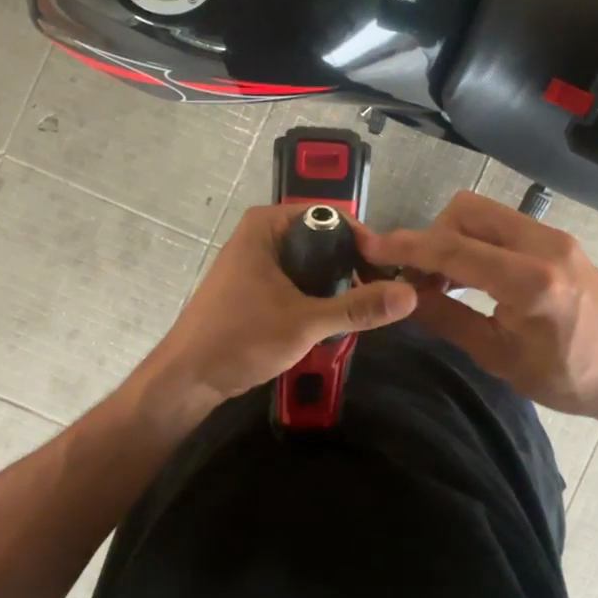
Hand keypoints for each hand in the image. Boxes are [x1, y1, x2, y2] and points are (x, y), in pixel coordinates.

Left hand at [140, 205, 417, 409]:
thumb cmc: (240, 338)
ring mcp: (256, 261)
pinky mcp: (254, 287)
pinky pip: (297, 281)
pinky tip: (334, 321)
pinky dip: (317, 297)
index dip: (363, 244)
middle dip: (352, 267)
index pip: (332, 218)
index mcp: (267, 224)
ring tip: (364, 311)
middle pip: (323, 241)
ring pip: (311, 264)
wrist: (188, 379)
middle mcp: (261, 234)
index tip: (389, 274)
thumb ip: (358, 307)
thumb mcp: (305, 322)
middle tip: (381, 297)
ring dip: (336, 286)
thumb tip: (409, 295)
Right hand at [362, 191, 597, 428]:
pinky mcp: (559, 241)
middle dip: (430, 238)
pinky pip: (502, 226)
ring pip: (483, 214)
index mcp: (533, 281)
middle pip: (466, 212)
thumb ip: (448, 320)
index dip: (405, 247)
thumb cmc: (572, 378)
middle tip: (416, 279)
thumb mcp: (501, 358)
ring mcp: (555, 238)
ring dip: (452, 238)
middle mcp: (545, 245)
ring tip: (440, 281)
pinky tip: (469, 276)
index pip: (454, 249)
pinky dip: (475, 241)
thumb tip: (401, 297)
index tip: (369, 247)